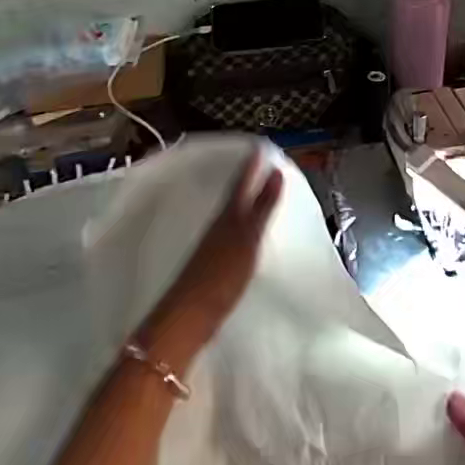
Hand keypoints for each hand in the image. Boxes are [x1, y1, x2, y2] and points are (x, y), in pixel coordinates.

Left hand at [134, 152, 282, 369]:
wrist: (189, 318)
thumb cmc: (221, 276)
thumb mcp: (248, 238)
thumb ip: (262, 207)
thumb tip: (275, 171)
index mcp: (226, 215)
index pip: (241, 183)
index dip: (250, 166)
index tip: (261, 147)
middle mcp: (216, 225)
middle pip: (234, 195)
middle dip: (246, 179)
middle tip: (262, 163)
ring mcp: (211, 245)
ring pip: (229, 211)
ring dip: (243, 200)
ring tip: (257, 190)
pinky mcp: (211, 263)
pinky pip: (227, 230)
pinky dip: (238, 221)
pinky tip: (243, 228)